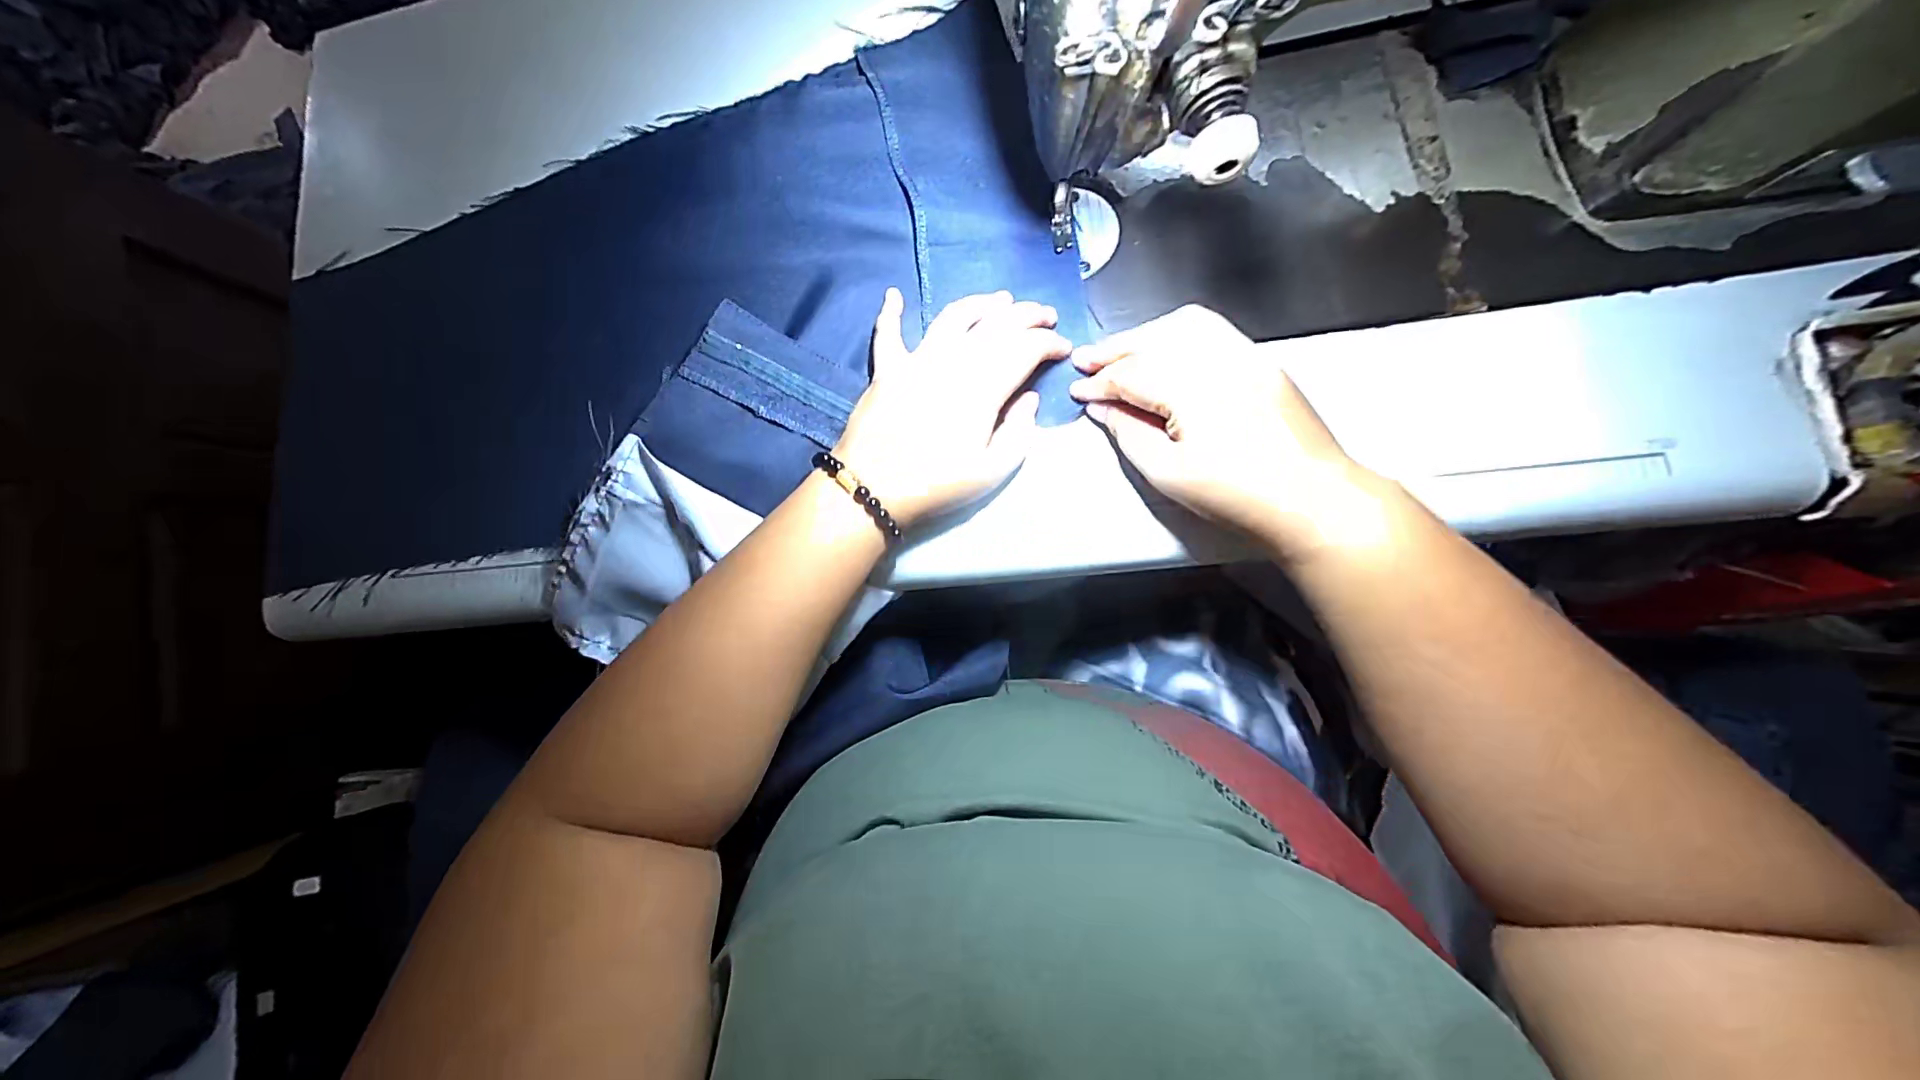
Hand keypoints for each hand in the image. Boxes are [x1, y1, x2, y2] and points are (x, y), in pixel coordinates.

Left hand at [833, 288, 1071, 527]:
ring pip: (954, 316)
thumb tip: (1029, 398)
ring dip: (981, 303)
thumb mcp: (992, 470)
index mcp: (985, 384)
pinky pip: (888, 332)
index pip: (1026, 348)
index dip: (1050, 343)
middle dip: (1028, 315)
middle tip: (1045, 315)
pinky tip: (893, 295)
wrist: (872, 488)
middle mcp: (954, 359)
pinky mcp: (887, 369)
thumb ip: (1019, 431)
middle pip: (997, 324)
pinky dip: (890, 312)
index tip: (1063, 348)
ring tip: (1001, 300)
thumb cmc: (937, 483)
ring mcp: (917, 359)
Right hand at [1069, 305, 1401, 565]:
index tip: (1078, 391)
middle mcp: (1221, 360)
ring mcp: (1246, 356)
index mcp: (1193, 389)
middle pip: (1155, 339)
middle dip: (1116, 348)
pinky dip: (1179, 334)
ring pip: (1185, 325)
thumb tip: (1103, 408)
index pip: (1132, 373)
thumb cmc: (1241, 495)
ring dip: (1146, 334)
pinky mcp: (1262, 362)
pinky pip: (1213, 331)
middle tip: (1087, 361)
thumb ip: (1128, 433)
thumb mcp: (1168, 473)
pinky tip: (1166, 349)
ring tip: (1121, 351)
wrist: (1312, 499)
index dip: (1099, 382)